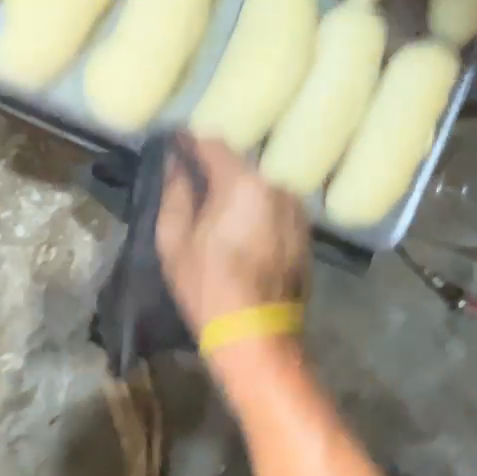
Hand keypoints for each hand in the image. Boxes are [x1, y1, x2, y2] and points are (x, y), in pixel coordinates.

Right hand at [155, 133, 309, 331]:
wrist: (256, 334)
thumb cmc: (207, 286)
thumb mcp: (174, 240)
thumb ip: (175, 194)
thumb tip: (174, 166)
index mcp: (242, 184)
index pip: (213, 144)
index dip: (189, 141)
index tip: (173, 143)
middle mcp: (276, 187)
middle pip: (239, 163)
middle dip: (214, 166)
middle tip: (188, 175)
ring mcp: (296, 209)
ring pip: (258, 184)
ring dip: (236, 187)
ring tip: (212, 202)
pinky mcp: (304, 231)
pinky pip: (272, 205)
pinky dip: (254, 207)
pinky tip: (236, 225)